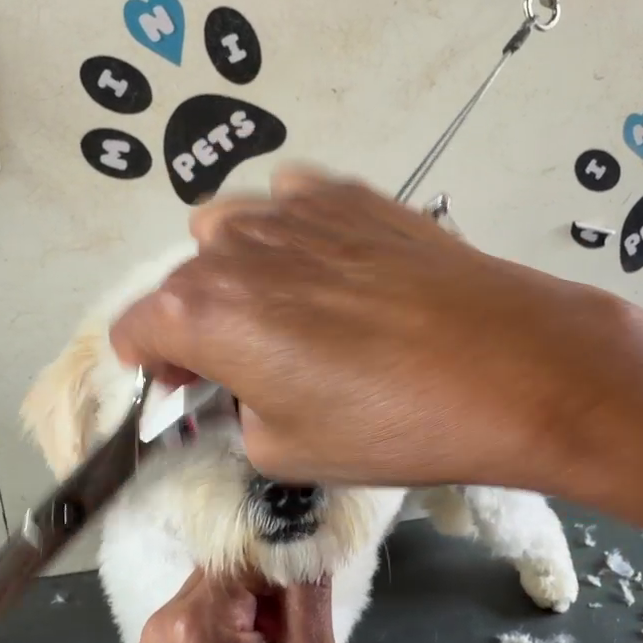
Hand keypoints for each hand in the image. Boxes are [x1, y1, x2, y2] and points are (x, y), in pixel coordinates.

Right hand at [109, 168, 634, 491]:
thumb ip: (237, 410)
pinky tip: (334, 266)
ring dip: (240, 270)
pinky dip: (293, 231)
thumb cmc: (392, 422)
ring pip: (233, 229)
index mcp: (203, 310)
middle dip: (198, 321)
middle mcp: (235, 245)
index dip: (149, 364)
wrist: (510, 365)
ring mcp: (296, 208)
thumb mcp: (286, 450)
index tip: (178, 385)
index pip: (133, 329)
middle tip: (247, 362)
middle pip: (184, 279)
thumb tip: (246, 386)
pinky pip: (292, 202)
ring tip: (291, 310)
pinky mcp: (351, 193)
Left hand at [136, 569, 338, 642]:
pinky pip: (203, 619)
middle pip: (229, 570)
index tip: (308, 603)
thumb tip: (310, 546)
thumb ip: (310, 600)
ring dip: (254, 613)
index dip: (286, 570)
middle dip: (270, 594)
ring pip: (219, 593)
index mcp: (196, 622)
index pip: (248, 553)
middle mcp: (163, 624)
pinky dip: (234, 630)